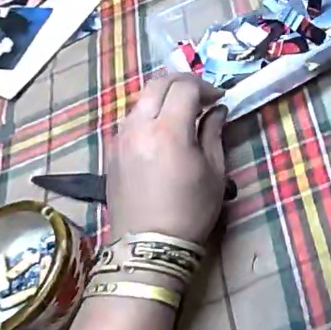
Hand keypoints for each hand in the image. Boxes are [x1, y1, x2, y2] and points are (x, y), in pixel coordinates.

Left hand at [107, 75, 228, 242]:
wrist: (149, 246)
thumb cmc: (190, 211)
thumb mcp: (214, 173)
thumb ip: (214, 134)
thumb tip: (216, 111)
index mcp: (168, 131)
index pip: (185, 88)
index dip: (205, 87)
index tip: (218, 99)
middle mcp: (139, 127)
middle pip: (158, 84)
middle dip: (182, 83)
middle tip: (200, 96)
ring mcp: (121, 138)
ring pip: (141, 100)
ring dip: (163, 97)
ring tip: (182, 113)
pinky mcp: (112, 151)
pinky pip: (131, 120)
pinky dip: (148, 115)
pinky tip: (162, 132)